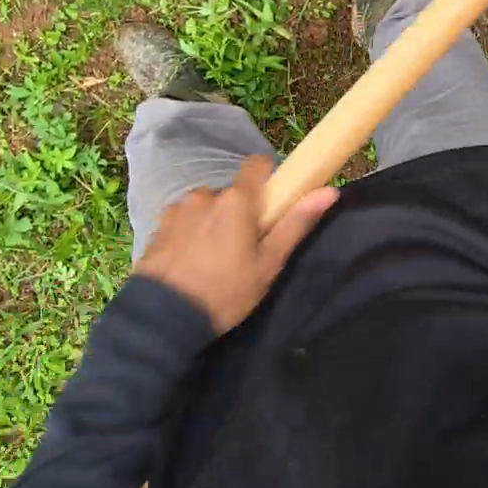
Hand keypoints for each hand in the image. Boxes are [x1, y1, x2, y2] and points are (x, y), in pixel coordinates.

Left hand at [133, 156, 338, 332]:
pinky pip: (183, 222)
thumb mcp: (268, 264)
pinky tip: (190, 265)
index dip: (268, 178)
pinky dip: (190, 235)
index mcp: (237, 199)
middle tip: (243, 247)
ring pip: (206, 207)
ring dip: (212, 223)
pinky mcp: (156, 229)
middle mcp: (206, 194)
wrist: (158, 322)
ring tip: (213, 260)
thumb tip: (330, 191)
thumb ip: (296, 223)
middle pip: (232, 192)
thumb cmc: (224, 292)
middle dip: (239, 211)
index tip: (272, 204)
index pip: (258, 165)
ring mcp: (178, 210)